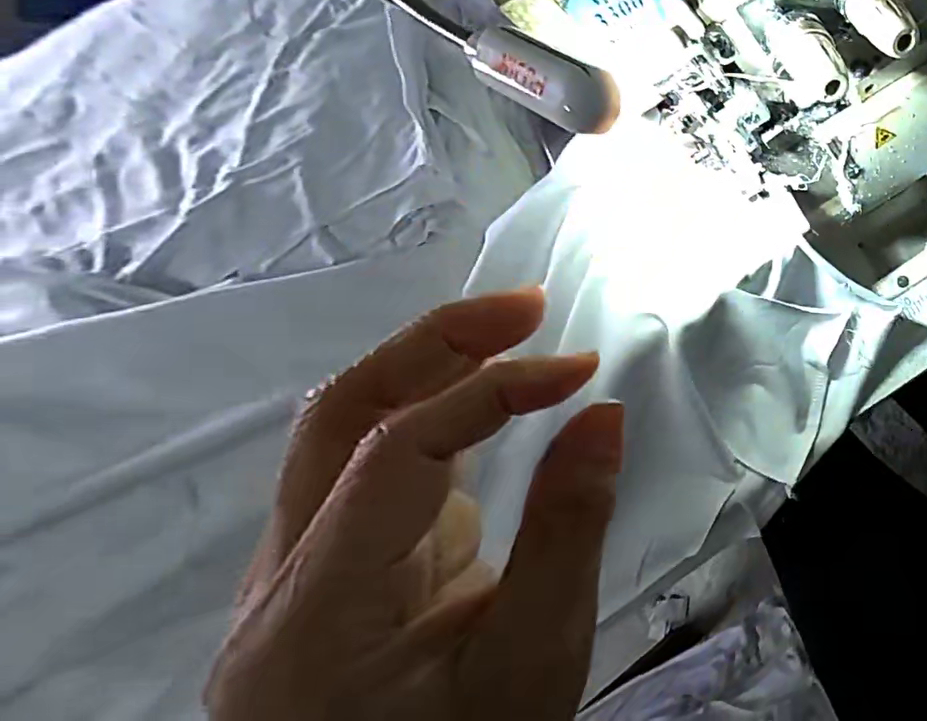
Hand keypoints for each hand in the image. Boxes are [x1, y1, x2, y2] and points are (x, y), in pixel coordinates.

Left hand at [206, 288, 622, 720]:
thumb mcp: (534, 657)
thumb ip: (569, 531)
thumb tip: (604, 414)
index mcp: (316, 610)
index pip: (397, 452)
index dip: (495, 391)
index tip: (585, 370)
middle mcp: (286, 575)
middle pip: (337, 417)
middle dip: (437, 341)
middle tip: (528, 305)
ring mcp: (310, 566)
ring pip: (348, 430)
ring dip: (435, 361)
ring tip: (517, 324)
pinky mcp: (348, 562)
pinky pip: (383, 459)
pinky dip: (442, 405)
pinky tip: (494, 386)